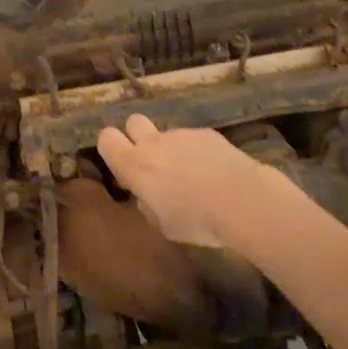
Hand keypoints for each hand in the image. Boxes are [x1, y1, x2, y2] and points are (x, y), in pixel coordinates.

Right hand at [95, 113, 283, 248]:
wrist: (241, 199)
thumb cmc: (196, 220)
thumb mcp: (164, 226)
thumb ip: (148, 207)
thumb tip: (147, 197)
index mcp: (135, 165)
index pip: (106, 139)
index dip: (112, 149)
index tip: (124, 167)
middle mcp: (153, 143)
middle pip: (133, 122)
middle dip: (138, 137)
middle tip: (153, 164)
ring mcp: (181, 134)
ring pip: (167, 134)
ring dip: (173, 150)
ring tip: (194, 177)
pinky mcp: (206, 133)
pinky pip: (193, 139)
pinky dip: (198, 152)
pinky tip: (215, 174)